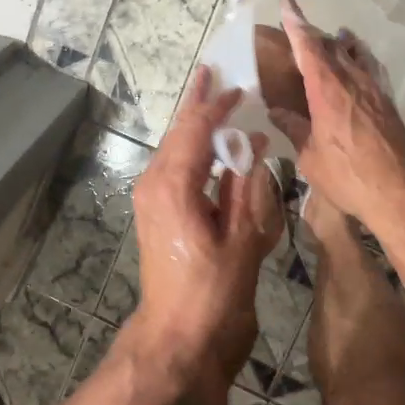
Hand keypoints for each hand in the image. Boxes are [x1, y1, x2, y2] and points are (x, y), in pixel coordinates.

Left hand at [126, 66, 284, 385]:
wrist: (173, 334)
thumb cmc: (211, 291)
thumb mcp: (241, 239)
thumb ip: (246, 186)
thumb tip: (255, 142)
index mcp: (174, 185)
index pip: (196, 129)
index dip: (217, 105)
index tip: (240, 86)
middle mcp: (154, 181)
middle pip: (177, 130)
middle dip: (197, 102)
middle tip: (214, 70)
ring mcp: (149, 194)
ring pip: (172, 144)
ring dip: (192, 121)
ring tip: (211, 93)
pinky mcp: (152, 206)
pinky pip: (171, 161)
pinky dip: (189, 144)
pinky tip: (207, 139)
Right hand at [268, 0, 404, 236]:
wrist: (399, 195)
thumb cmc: (347, 176)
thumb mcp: (310, 156)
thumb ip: (294, 129)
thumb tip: (276, 111)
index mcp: (327, 89)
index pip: (308, 46)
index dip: (296, 23)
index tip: (287, 3)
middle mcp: (352, 81)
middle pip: (332, 46)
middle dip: (314, 35)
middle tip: (300, 30)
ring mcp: (375, 90)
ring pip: (355, 54)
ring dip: (341, 44)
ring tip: (334, 39)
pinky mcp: (388, 103)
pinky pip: (372, 69)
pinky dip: (361, 60)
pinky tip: (360, 65)